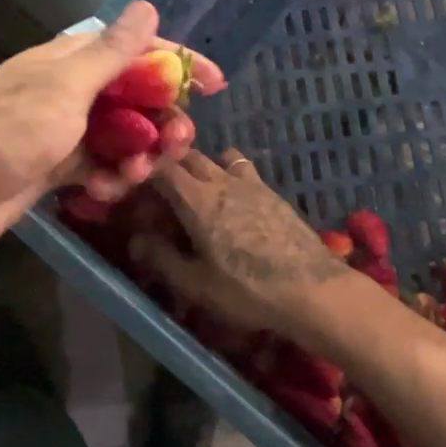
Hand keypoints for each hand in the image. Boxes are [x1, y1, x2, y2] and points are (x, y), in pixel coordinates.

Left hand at [0, 1, 226, 250]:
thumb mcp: (65, 90)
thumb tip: (149, 6)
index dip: (179, 62)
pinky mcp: (62, 165)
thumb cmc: (11, 131)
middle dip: (162, 122)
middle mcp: (74, 89)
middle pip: (139, 97)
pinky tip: (99, 193)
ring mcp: (68, 129)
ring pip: (126, 136)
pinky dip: (109, 179)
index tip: (215, 83)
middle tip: (177, 144)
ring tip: (132, 176)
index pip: (138, 49)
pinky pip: (103, 167)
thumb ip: (112, 54)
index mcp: (73, 60)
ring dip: (138, 157)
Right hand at [133, 149, 363, 338]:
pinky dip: (229, 174)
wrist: (311, 288)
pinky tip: (232, 200)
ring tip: (198, 190)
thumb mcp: (196, 283)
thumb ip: (162, 259)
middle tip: (161, 190)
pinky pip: (243, 169)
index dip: (144, 172)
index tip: (133, 185)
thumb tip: (136, 240)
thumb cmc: (247, 289)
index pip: (162, 168)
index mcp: (197, 199)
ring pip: (219, 157)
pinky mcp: (272, 192)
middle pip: (190, 157)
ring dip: (204, 165)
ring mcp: (251, 183)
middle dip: (171, 166)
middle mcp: (221, 181)